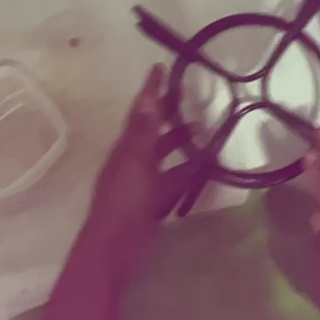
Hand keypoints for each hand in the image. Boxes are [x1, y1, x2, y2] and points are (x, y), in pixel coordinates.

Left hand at [79, 66, 188, 263]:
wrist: (114, 252)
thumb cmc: (123, 204)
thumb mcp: (135, 164)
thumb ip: (143, 132)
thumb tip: (146, 96)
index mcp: (126, 148)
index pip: (140, 111)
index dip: (150, 90)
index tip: (161, 67)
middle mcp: (133, 160)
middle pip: (152, 130)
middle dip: (168, 112)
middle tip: (191, 94)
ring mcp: (143, 183)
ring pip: (164, 155)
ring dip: (180, 141)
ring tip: (204, 130)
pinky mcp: (153, 203)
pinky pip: (173, 180)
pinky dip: (188, 171)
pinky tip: (205, 168)